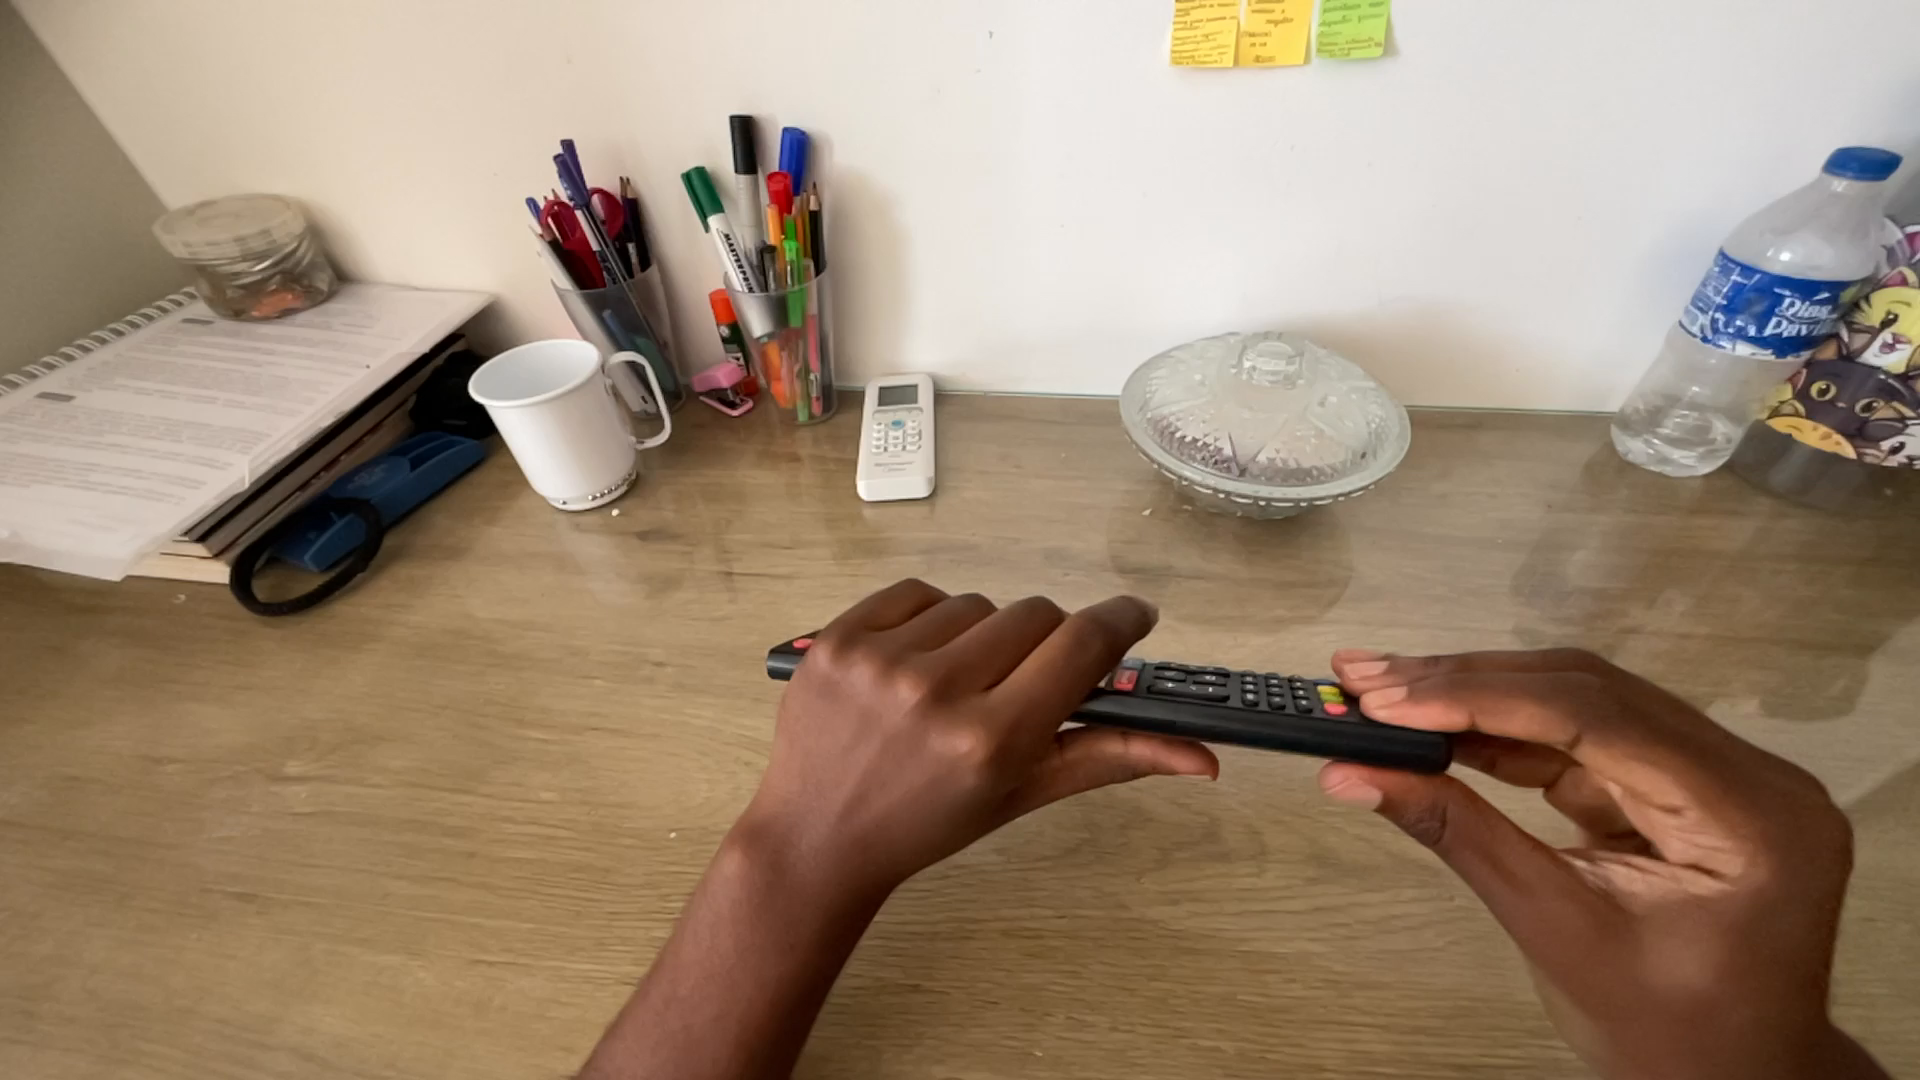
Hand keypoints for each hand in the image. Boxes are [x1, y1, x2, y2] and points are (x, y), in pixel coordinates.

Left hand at [739, 579, 1217, 902]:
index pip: (1082, 645)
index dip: (1120, 621)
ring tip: (954, 682)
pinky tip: (914, 660)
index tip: (1135, 615)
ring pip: (975, 603)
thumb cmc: (931, 822)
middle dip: (1044, 640)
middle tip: (1021, 678)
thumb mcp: (1022, 795)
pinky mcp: (838, 636)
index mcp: (993, 739)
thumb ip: (1110, 760)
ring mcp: (880, 659)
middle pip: (1034, 613)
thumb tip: (1205, 756)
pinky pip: (917, 592)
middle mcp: (937, 691)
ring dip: (980, 634)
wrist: (820, 835)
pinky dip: (928, 618)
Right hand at [1320, 649, 1886, 1079]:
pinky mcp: (1648, 774)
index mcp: (1746, 813)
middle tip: (1360, 679)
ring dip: (1459, 690)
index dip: (1477, 700)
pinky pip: (1553, 726)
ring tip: (1373, 685)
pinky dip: (1477, 720)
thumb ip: (1452, 831)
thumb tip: (1345, 773)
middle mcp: (1733, 770)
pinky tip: (1419, 715)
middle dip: (1457, 681)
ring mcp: (1693, 767)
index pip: (1593, 717)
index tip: (1380, 702)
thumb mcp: (1550, 926)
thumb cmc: (1664, 1024)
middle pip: (1575, 688)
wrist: (1726, 1072)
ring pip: (1558, 694)